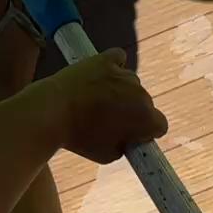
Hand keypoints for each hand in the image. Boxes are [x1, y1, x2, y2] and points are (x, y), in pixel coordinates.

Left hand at [43, 49, 166, 162]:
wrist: (53, 111)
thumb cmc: (80, 136)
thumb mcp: (108, 154)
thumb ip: (125, 144)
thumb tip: (127, 137)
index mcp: (145, 117)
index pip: (159, 124)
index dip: (145, 131)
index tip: (130, 134)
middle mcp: (139, 91)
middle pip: (144, 103)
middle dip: (132, 111)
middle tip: (109, 119)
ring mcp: (122, 72)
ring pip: (130, 83)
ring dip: (120, 90)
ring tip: (96, 99)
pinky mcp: (105, 58)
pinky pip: (118, 58)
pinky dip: (113, 65)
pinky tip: (102, 74)